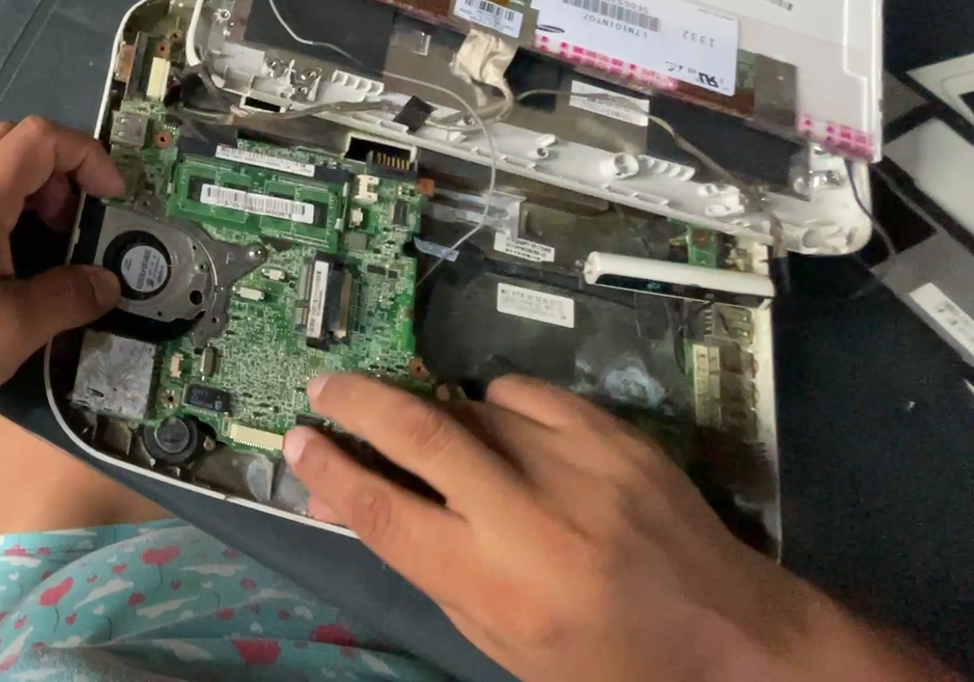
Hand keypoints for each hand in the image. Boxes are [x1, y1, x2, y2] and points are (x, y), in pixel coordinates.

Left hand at [0, 117, 123, 442]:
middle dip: (51, 170)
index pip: (40, 139)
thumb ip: (69, 297)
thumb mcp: (14, 330)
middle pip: (6, 137)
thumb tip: (107, 283)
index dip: (86, 157)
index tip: (111, 197)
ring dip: (4, 169)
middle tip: (63, 225)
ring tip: (17, 222)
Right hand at [283, 374, 955, 681]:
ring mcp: (578, 468)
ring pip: (466, 408)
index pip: (383, 512)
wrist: (746, 649)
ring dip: (433, 415)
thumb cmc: (602, 662)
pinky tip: (506, 430)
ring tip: (441, 440)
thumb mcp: (495, 635)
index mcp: (500, 585)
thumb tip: (335, 496)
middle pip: (418, 435)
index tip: (294, 439)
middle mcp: (533, 520)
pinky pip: (519, 392)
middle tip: (322, 388)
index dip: (328, 469)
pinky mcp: (612, 435)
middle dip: (356, 402)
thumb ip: (414, 558)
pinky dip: (495, 405)